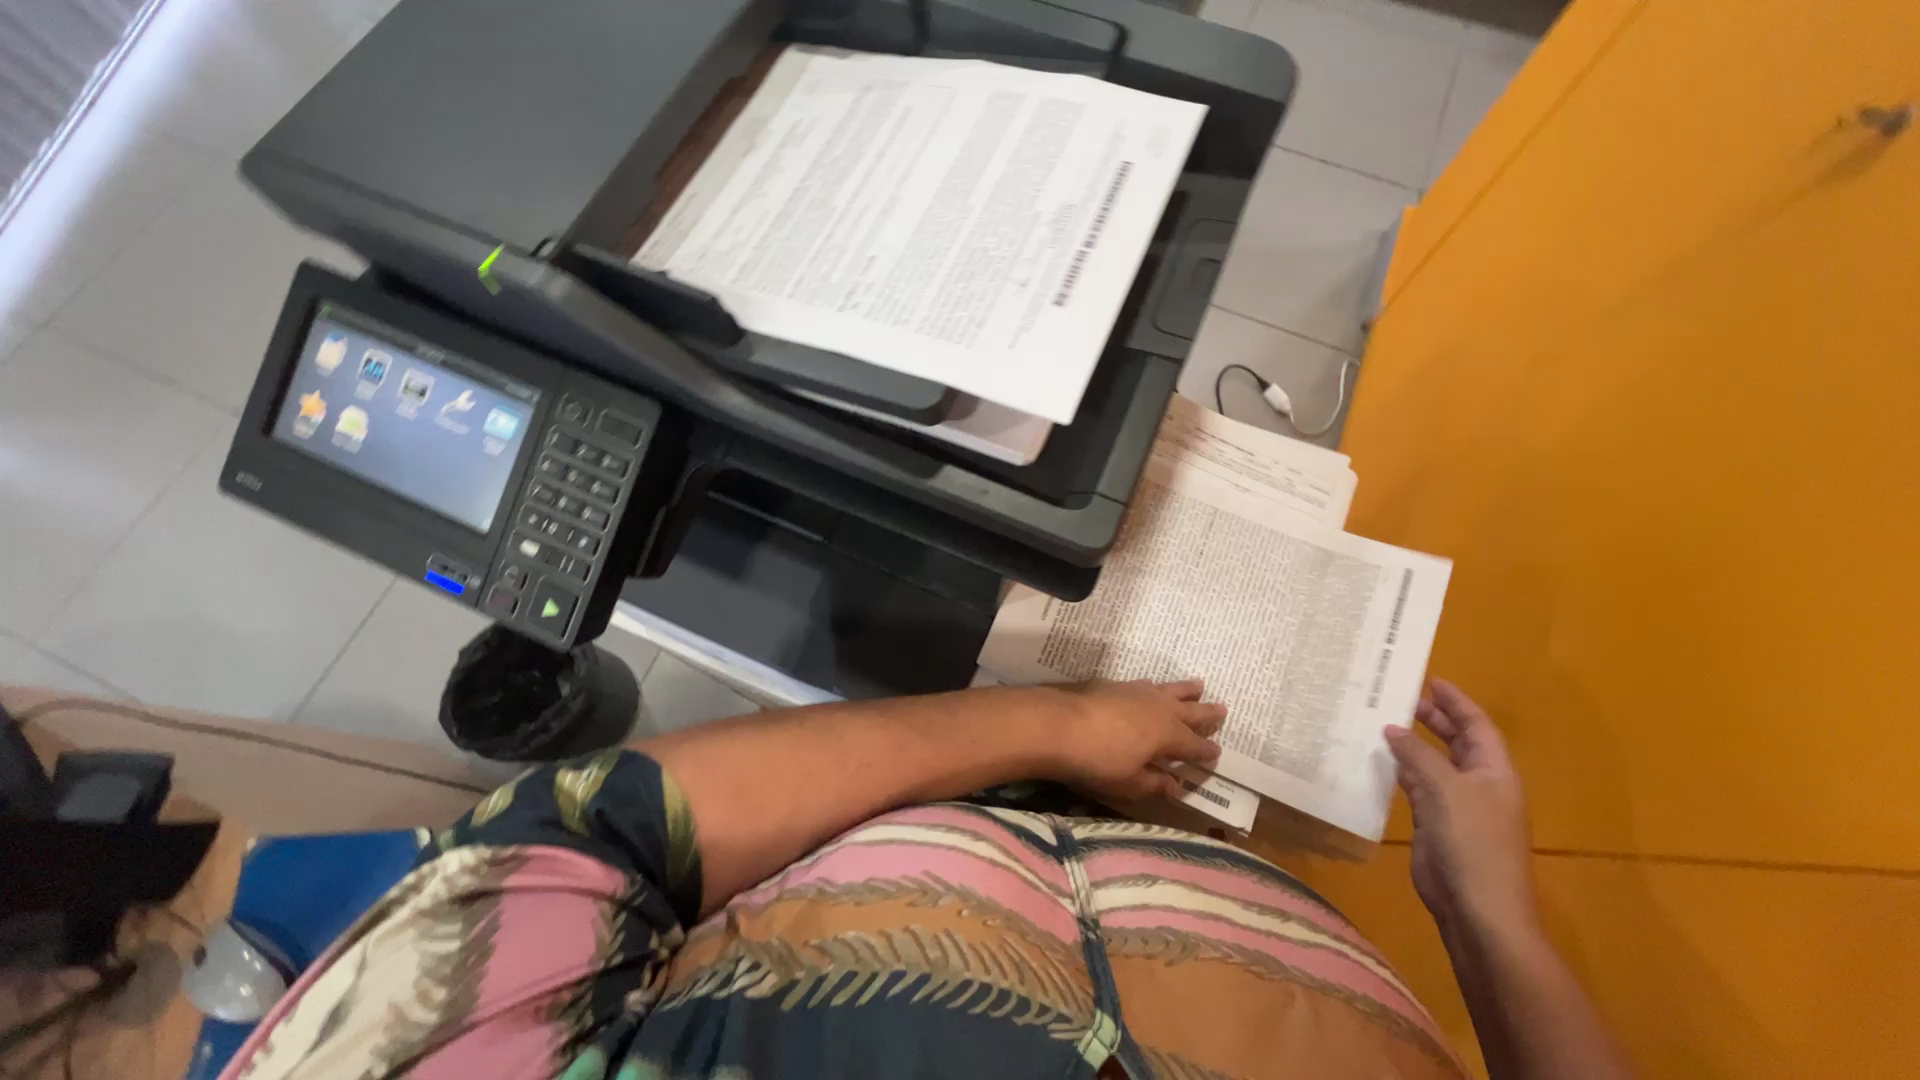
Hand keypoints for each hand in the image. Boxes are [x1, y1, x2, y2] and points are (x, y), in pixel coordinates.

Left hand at [1047, 679, 1224, 802]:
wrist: (1058, 725)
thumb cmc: (1097, 761)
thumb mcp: (1129, 783)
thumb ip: (1154, 783)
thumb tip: (1177, 786)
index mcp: (1168, 735)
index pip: (1194, 745)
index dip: (1206, 751)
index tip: (1218, 753)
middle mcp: (1159, 709)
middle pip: (1189, 711)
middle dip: (1207, 713)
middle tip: (1224, 709)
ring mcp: (1136, 692)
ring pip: (1169, 689)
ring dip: (1185, 690)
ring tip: (1199, 685)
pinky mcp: (1114, 684)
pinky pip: (1146, 684)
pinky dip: (1156, 686)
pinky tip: (1152, 686)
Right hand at [1386, 678, 1535, 933]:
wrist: (1477, 907)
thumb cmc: (1472, 842)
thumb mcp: (1446, 789)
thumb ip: (1418, 756)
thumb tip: (1393, 729)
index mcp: (1494, 772)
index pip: (1477, 726)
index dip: (1456, 702)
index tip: (1430, 681)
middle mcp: (1478, 785)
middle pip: (1457, 743)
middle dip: (1433, 720)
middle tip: (1400, 699)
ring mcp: (1457, 807)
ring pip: (1434, 765)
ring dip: (1412, 745)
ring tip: (1382, 723)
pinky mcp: (1436, 825)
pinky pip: (1417, 788)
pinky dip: (1400, 772)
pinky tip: (1379, 761)